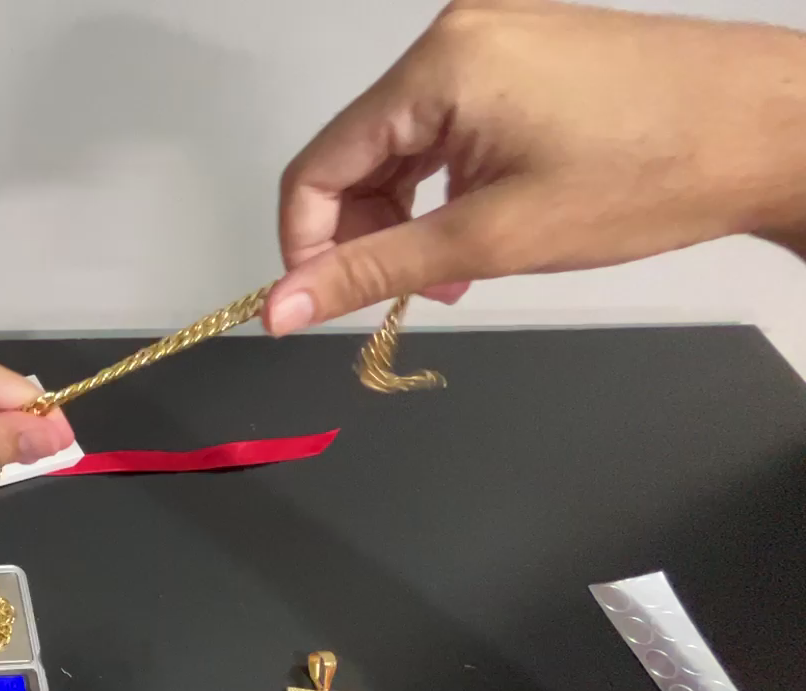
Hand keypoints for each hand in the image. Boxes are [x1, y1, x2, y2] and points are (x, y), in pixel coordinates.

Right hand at [265, 0, 805, 334]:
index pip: (313, 170)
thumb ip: (364, 274)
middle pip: (348, 161)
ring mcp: (484, 42)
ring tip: (441, 270)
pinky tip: (462, 225)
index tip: (322, 299)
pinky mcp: (509, 58)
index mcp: (438, 66)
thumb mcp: (483, 239)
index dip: (303, 245)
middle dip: (358, 236)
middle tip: (400, 290)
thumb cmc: (650, 177)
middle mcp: (450, 39)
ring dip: (394, 222)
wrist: (796, 128)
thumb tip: (273, 313)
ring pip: (386, 155)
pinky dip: (429, 193)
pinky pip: (429, 137)